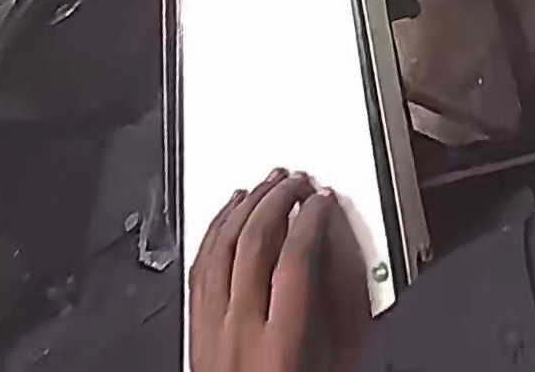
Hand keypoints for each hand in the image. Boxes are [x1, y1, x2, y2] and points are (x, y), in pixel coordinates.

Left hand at [190, 170, 371, 371]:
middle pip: (256, 241)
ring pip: (224, 244)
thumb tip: (337, 253)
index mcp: (281, 349)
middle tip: (298, 181)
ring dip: (248, 203)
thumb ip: (339, 312)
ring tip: (269, 182)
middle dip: (280, 199)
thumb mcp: (333, 367)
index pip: (296, 259)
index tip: (324, 200)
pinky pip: (201, 262)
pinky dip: (218, 225)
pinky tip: (231, 208)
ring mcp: (211, 330)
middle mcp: (240, 333)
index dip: (313, 219)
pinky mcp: (195, 329)